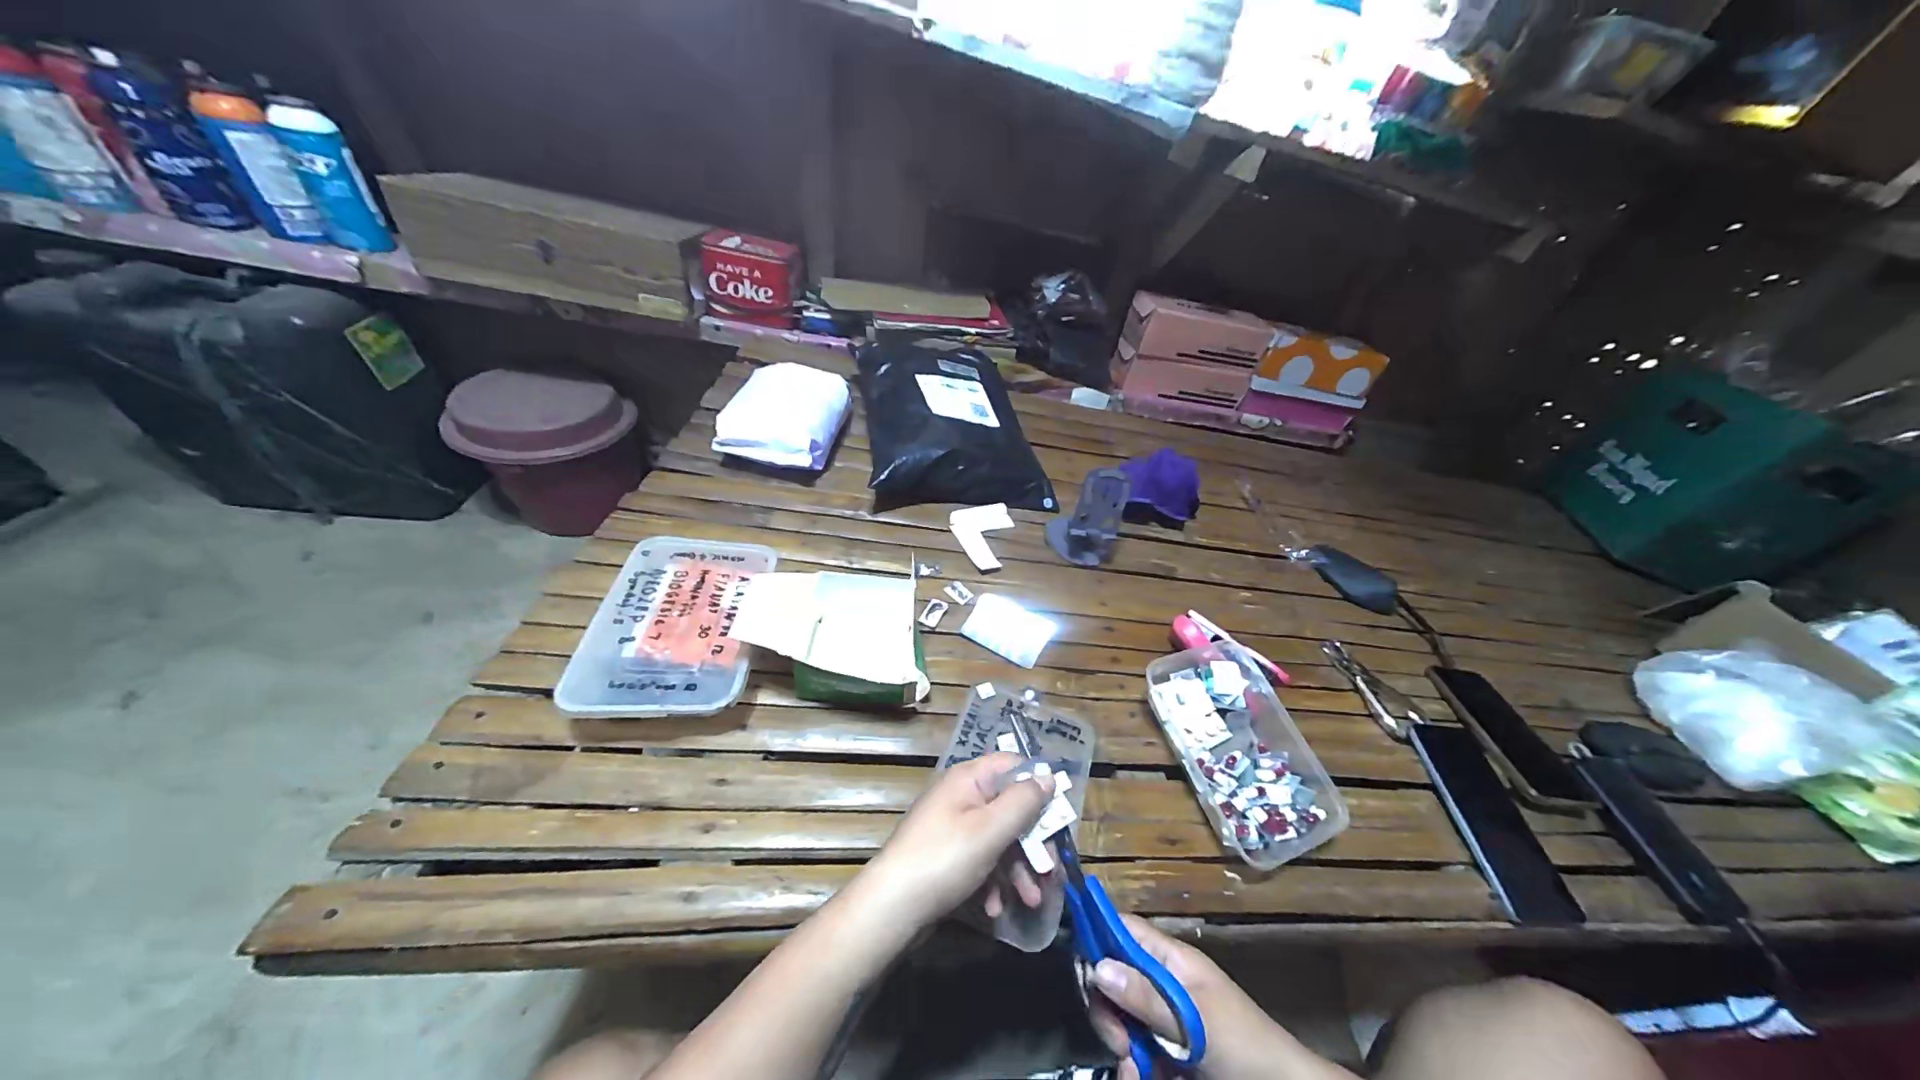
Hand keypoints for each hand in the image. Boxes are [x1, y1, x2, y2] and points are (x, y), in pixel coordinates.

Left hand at [853, 752, 1054, 931]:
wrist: (892, 907)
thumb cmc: (945, 859)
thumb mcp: (991, 829)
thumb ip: (1023, 802)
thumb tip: (1047, 777)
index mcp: (969, 780)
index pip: (1012, 765)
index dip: (1037, 785)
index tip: (1059, 815)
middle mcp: (960, 797)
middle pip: (1009, 808)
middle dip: (1032, 843)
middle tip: (1050, 873)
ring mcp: (951, 827)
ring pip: (997, 840)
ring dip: (1017, 870)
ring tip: (1031, 902)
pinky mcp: (945, 856)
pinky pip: (979, 861)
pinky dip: (992, 882)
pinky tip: (995, 908)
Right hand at [1090, 914, 1315, 1079]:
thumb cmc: (1245, 1047)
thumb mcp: (1195, 1021)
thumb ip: (1145, 996)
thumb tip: (1096, 967)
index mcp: (1171, 960)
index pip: (1122, 930)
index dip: (1097, 940)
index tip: (1083, 974)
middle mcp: (1161, 982)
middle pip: (1112, 977)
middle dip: (1107, 1009)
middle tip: (1118, 1041)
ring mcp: (1163, 1019)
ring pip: (1119, 1019)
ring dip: (1119, 1044)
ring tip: (1135, 1072)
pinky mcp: (1165, 1053)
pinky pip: (1134, 1051)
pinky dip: (1132, 1066)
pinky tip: (1139, 1078)